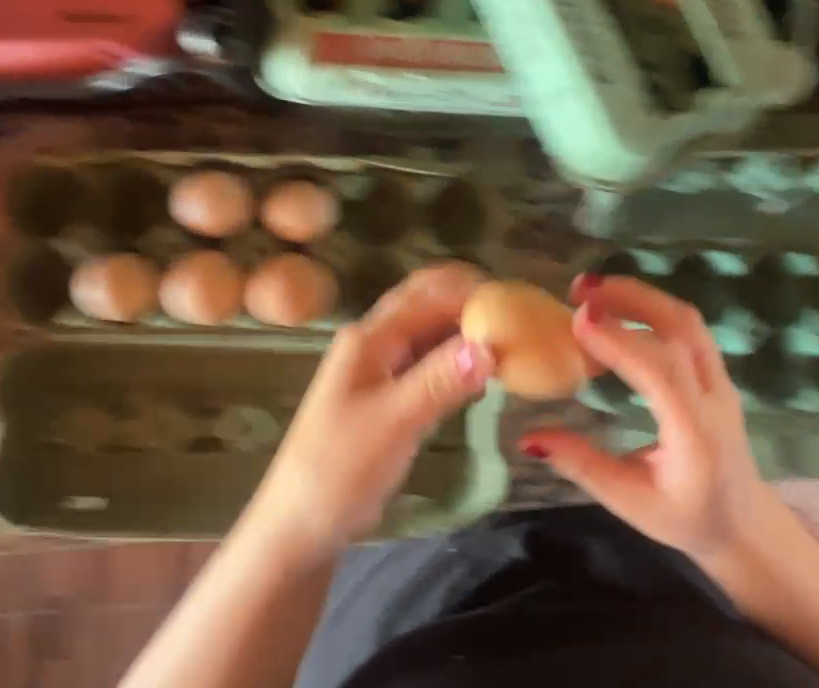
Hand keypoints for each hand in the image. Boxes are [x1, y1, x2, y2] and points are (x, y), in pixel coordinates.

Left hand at [243, 262, 495, 561]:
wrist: (298, 526)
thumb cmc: (338, 470)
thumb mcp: (394, 423)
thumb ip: (440, 381)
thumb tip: (491, 345)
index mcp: (370, 338)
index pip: (427, 294)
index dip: (472, 292)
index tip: (518, 305)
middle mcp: (375, 343)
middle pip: (428, 305)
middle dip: (471, 304)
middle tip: (521, 319)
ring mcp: (380, 369)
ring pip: (431, 335)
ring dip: (467, 333)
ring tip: (513, 344)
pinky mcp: (389, 397)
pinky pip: (429, 364)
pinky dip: (458, 363)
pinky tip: (486, 377)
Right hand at [519, 274, 769, 560]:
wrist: (743, 523)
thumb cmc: (685, 517)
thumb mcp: (629, 501)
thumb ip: (582, 465)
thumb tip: (528, 437)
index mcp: (695, 433)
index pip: (661, 371)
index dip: (620, 340)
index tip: (577, 319)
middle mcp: (715, 396)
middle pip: (681, 327)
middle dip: (630, 298)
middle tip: (579, 289)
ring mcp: (721, 379)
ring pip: (687, 319)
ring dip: (641, 295)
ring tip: (594, 290)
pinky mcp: (716, 371)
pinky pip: (688, 327)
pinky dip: (652, 306)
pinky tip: (619, 307)